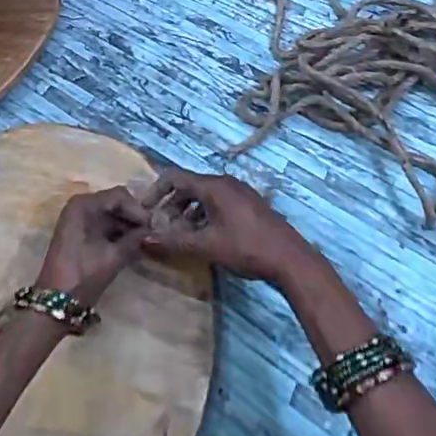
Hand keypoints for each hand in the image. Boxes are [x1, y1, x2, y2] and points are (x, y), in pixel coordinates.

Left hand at [36, 186, 149, 305]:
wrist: (56, 302)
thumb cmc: (82, 274)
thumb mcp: (112, 257)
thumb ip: (135, 241)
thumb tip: (155, 232)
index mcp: (84, 204)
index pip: (118, 195)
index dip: (137, 209)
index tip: (152, 227)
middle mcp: (81, 206)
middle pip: (115, 203)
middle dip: (133, 218)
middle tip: (152, 234)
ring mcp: (79, 220)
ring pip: (111, 215)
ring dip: (128, 227)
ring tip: (146, 242)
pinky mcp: (81, 234)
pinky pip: (104, 226)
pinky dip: (118, 234)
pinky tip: (133, 246)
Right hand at [140, 169, 316, 283]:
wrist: (291, 259)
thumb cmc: (246, 248)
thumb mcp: (207, 247)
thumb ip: (174, 242)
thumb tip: (144, 240)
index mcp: (212, 186)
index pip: (174, 176)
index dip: (156, 190)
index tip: (145, 209)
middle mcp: (224, 182)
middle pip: (189, 186)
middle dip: (172, 204)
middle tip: (163, 227)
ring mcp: (239, 191)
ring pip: (204, 195)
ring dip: (188, 211)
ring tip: (182, 234)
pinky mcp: (249, 203)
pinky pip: (218, 201)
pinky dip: (204, 213)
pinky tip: (205, 235)